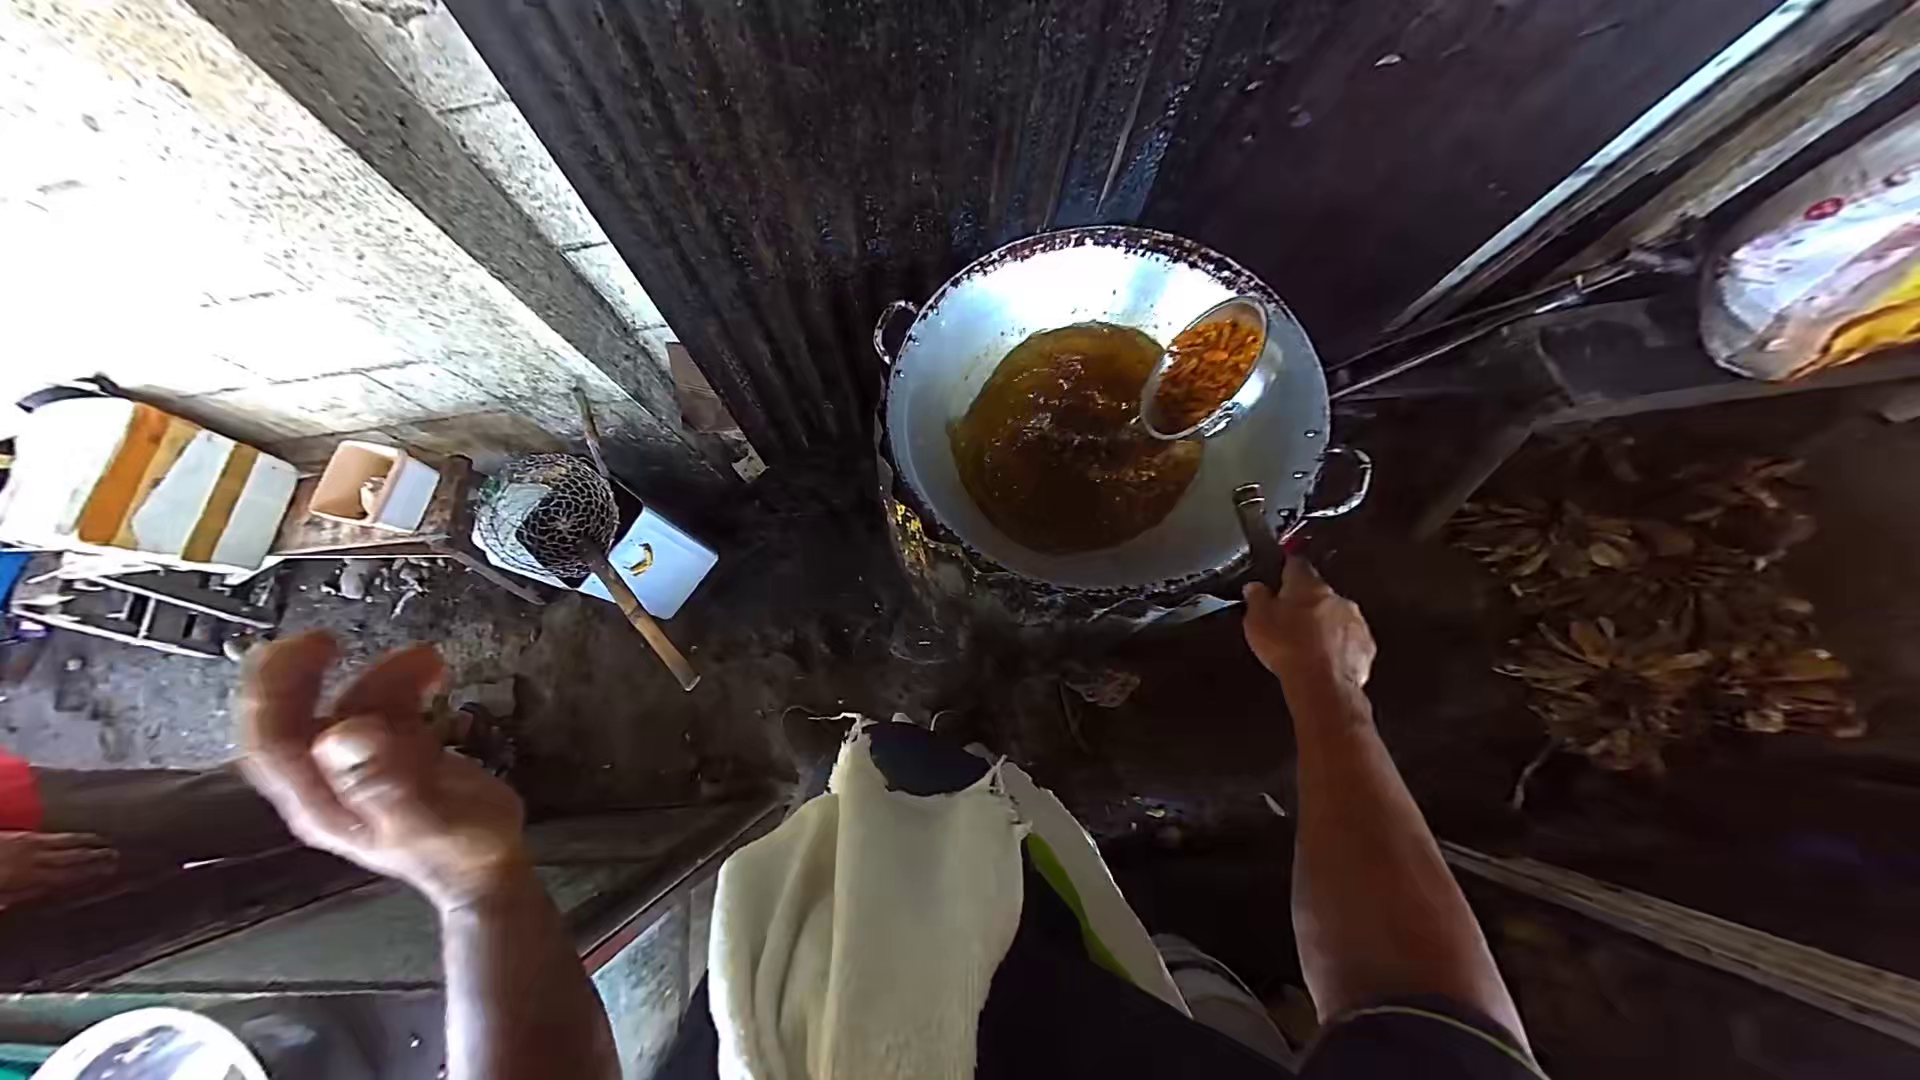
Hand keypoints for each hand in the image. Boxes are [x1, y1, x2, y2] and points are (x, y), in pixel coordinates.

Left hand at [0, 831, 116, 905]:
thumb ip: (3, 898)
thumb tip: (15, 902)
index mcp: (20, 879)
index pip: (64, 877)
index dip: (88, 873)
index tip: (109, 870)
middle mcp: (32, 861)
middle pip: (72, 858)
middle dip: (96, 857)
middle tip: (116, 856)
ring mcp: (27, 846)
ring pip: (69, 843)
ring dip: (90, 843)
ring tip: (106, 843)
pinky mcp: (20, 836)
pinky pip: (54, 836)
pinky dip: (72, 837)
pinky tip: (77, 837)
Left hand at [238, 632, 528, 911]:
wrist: (488, 866)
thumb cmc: (458, 849)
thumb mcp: (424, 819)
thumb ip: (382, 780)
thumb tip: (342, 731)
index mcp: (324, 799)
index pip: (275, 742)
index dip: (274, 694)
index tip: (298, 652)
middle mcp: (335, 779)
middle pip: (300, 722)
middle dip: (301, 677)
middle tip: (324, 638)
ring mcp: (370, 766)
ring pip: (355, 710)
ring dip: (382, 676)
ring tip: (429, 657)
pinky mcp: (404, 757)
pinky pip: (393, 712)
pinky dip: (408, 686)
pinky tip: (436, 672)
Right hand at [1242, 556, 1375, 691]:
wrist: (1321, 683)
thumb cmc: (1287, 647)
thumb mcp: (1256, 619)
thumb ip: (1256, 597)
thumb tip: (1255, 587)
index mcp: (1307, 586)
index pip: (1297, 564)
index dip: (1288, 565)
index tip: (1285, 566)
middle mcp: (1335, 598)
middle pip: (1317, 592)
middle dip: (1304, 601)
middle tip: (1286, 617)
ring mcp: (1354, 621)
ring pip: (1334, 615)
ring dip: (1321, 623)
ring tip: (1302, 642)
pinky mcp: (1365, 646)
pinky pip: (1348, 638)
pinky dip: (1336, 644)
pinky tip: (1320, 657)